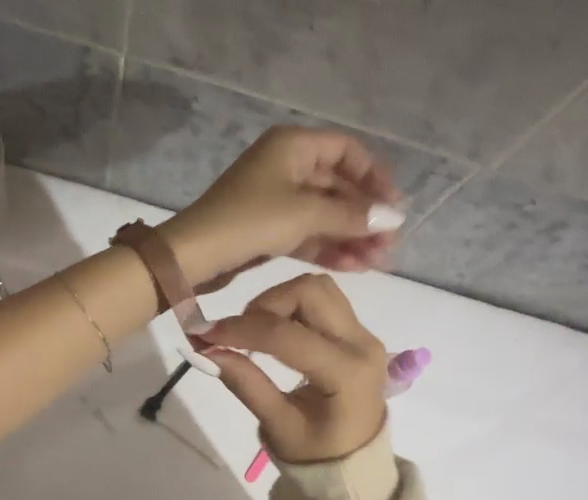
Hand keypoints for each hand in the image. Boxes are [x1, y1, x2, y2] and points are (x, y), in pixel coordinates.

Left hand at [158, 126, 403, 288]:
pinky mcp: (267, 230)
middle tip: (389, 245)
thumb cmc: (250, 221)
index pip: (347, 151)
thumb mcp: (305, 214)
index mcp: (293, 146)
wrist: (193, 256)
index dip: (374, 176)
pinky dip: (328, 248)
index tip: (394, 206)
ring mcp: (275, 200)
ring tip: (378, 263)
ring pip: (323, 215)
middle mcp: (286, 166)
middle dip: (364, 216)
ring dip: (351, 237)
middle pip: (337, 186)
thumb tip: (393, 218)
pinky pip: (306, 234)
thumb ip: (351, 215)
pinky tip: (354, 267)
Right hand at [200, 274, 388, 463]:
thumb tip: (208, 351)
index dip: (242, 330)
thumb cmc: (316, 453)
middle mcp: (361, 344)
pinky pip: (323, 300)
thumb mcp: (278, 427)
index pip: (288, 336)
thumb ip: (247, 385)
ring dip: (279, 300)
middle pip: (310, 292)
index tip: (205, 335)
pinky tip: (273, 331)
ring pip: (318, 288)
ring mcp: (363, 334)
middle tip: (237, 332)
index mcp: (346, 375)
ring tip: (255, 331)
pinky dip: (291, 305)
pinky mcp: (357, 331)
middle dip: (265, 304)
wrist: (354, 460)